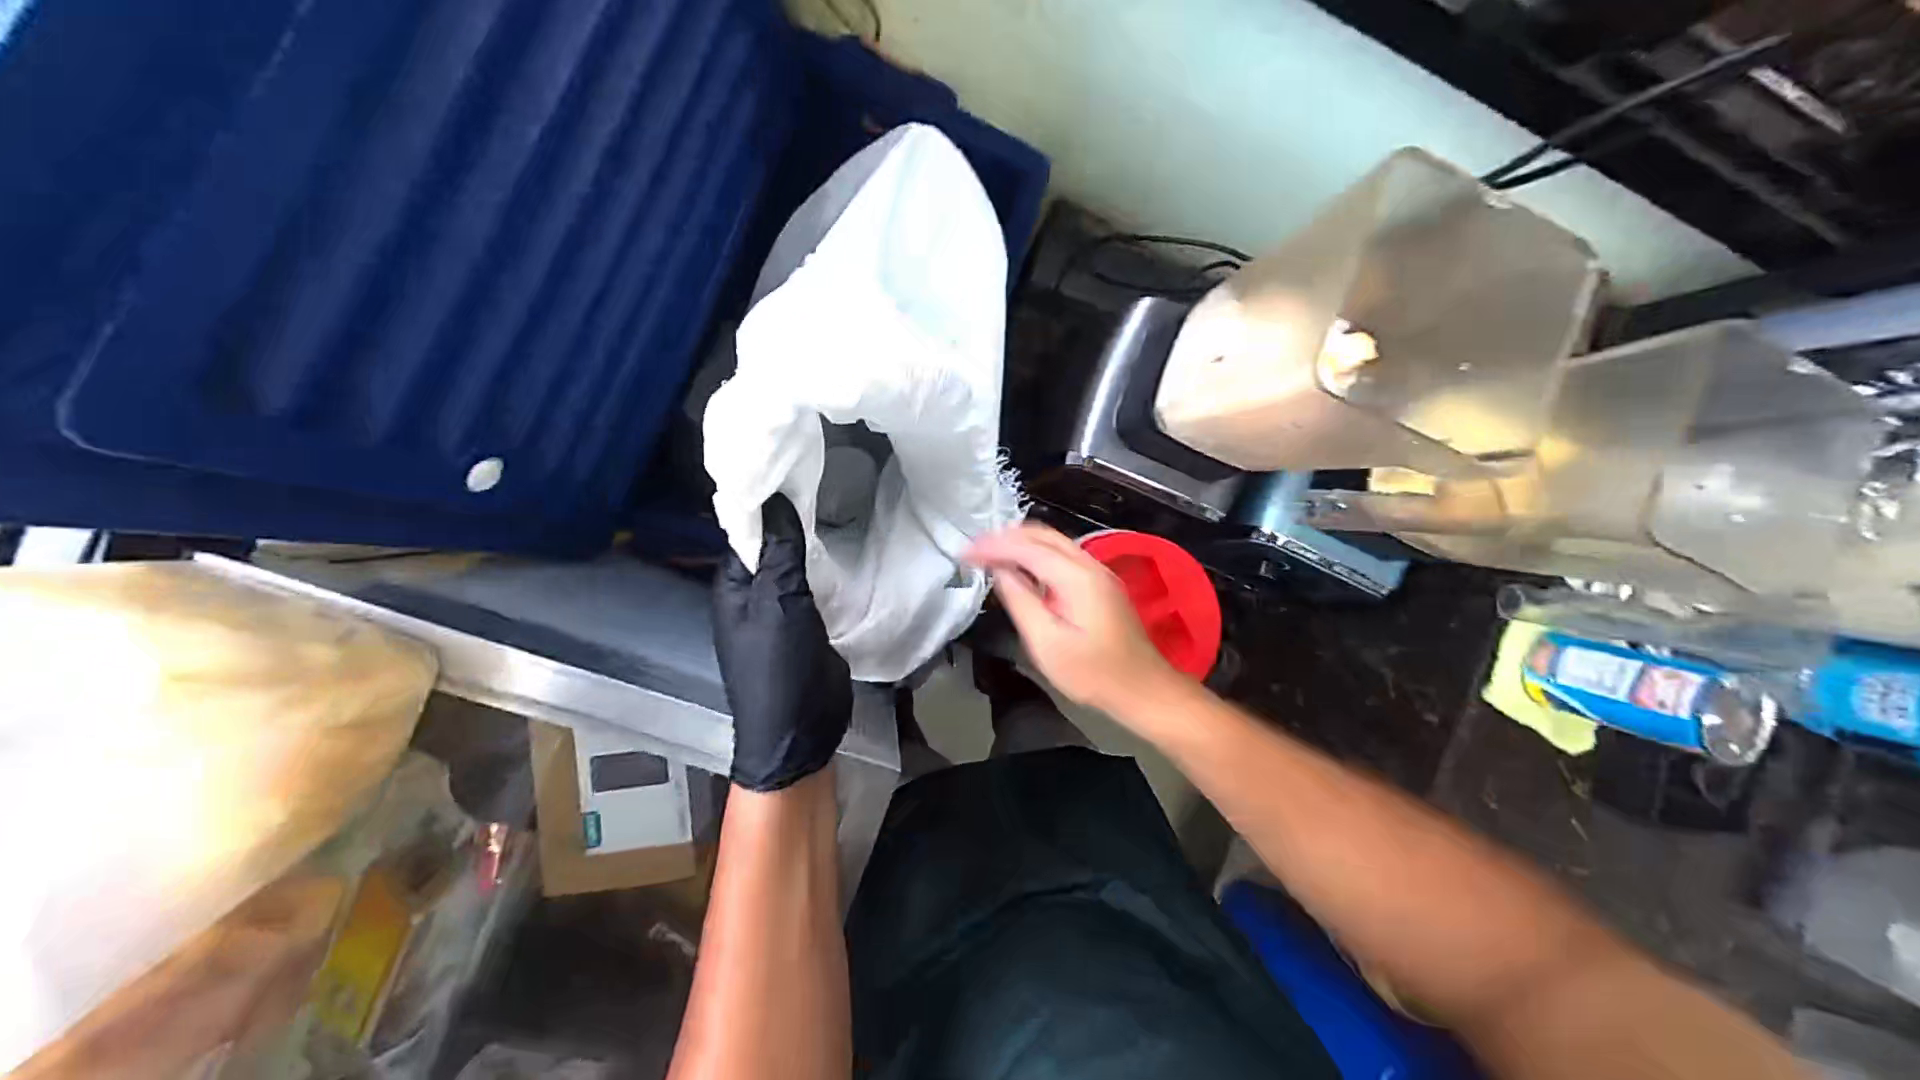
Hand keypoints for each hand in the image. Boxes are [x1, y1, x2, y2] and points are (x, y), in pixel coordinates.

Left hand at [713, 495, 852, 791]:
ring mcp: (777, 612)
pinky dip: (824, 573)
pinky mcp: (803, 627)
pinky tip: (845, 554)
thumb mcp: (778, 601)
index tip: (796, 471)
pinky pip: (811, 590)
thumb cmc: (779, 665)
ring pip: (793, 567)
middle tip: (827, 486)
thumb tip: (774, 497)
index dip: (768, 503)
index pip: (746, 531)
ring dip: (810, 547)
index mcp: (732, 586)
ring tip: (840, 510)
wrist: (799, 730)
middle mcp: (750, 595)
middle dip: (793, 522)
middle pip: (770, 547)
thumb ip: (779, 550)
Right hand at [962, 524, 1175, 714]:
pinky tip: (1019, 567)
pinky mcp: (1100, 583)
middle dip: (1004, 537)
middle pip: (1042, 534)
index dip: (993, 546)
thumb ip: (1021, 602)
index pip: (1027, 548)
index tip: (965, 553)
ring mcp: (1098, 572)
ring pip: (1053, 541)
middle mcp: (1090, 565)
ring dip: (1020, 542)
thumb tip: (1001, 573)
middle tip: (973, 550)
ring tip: (989, 555)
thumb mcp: (1048, 644)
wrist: (1143, 688)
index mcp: (1078, 578)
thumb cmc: (1094, 674)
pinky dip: (1035, 553)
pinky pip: (1062, 554)